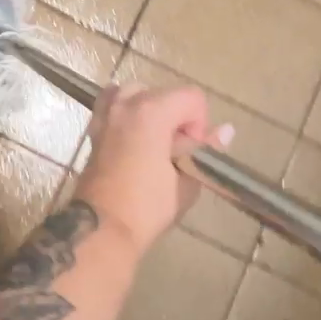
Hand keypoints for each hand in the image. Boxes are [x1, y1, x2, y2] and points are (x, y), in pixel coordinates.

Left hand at [74, 84, 227, 250]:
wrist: (102, 226)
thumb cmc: (148, 206)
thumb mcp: (186, 182)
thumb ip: (204, 150)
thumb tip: (226, 130)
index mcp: (152, 111)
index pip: (192, 97)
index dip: (200, 123)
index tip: (193, 152)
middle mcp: (126, 102)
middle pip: (165, 94)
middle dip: (178, 118)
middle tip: (177, 153)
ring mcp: (106, 112)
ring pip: (138, 93)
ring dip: (152, 112)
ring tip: (156, 144)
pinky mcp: (93, 127)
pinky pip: (115, 105)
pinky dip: (129, 114)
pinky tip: (135, 141)